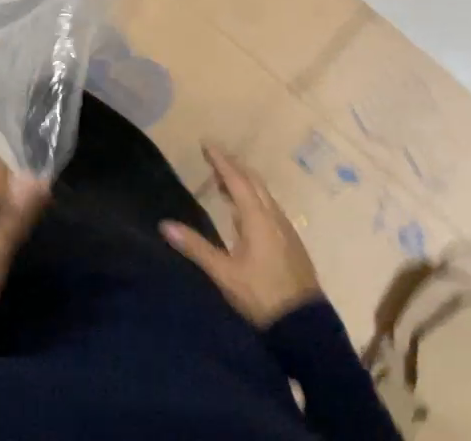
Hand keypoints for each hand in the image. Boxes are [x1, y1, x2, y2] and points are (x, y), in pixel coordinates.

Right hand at [161, 143, 321, 327]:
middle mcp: (274, 218)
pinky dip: (254, 199)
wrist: (305, 327)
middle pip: (254, 183)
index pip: (237, 181)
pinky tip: (246, 212)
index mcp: (258, 220)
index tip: (207, 143)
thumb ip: (196, 248)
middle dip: (234, 167)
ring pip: (264, 196)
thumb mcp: (225, 274)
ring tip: (225, 179)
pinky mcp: (291, 245)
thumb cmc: (262, 296)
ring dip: (245, 182)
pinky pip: (269, 209)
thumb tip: (165, 224)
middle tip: (214, 156)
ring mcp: (286, 231)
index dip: (221, 161)